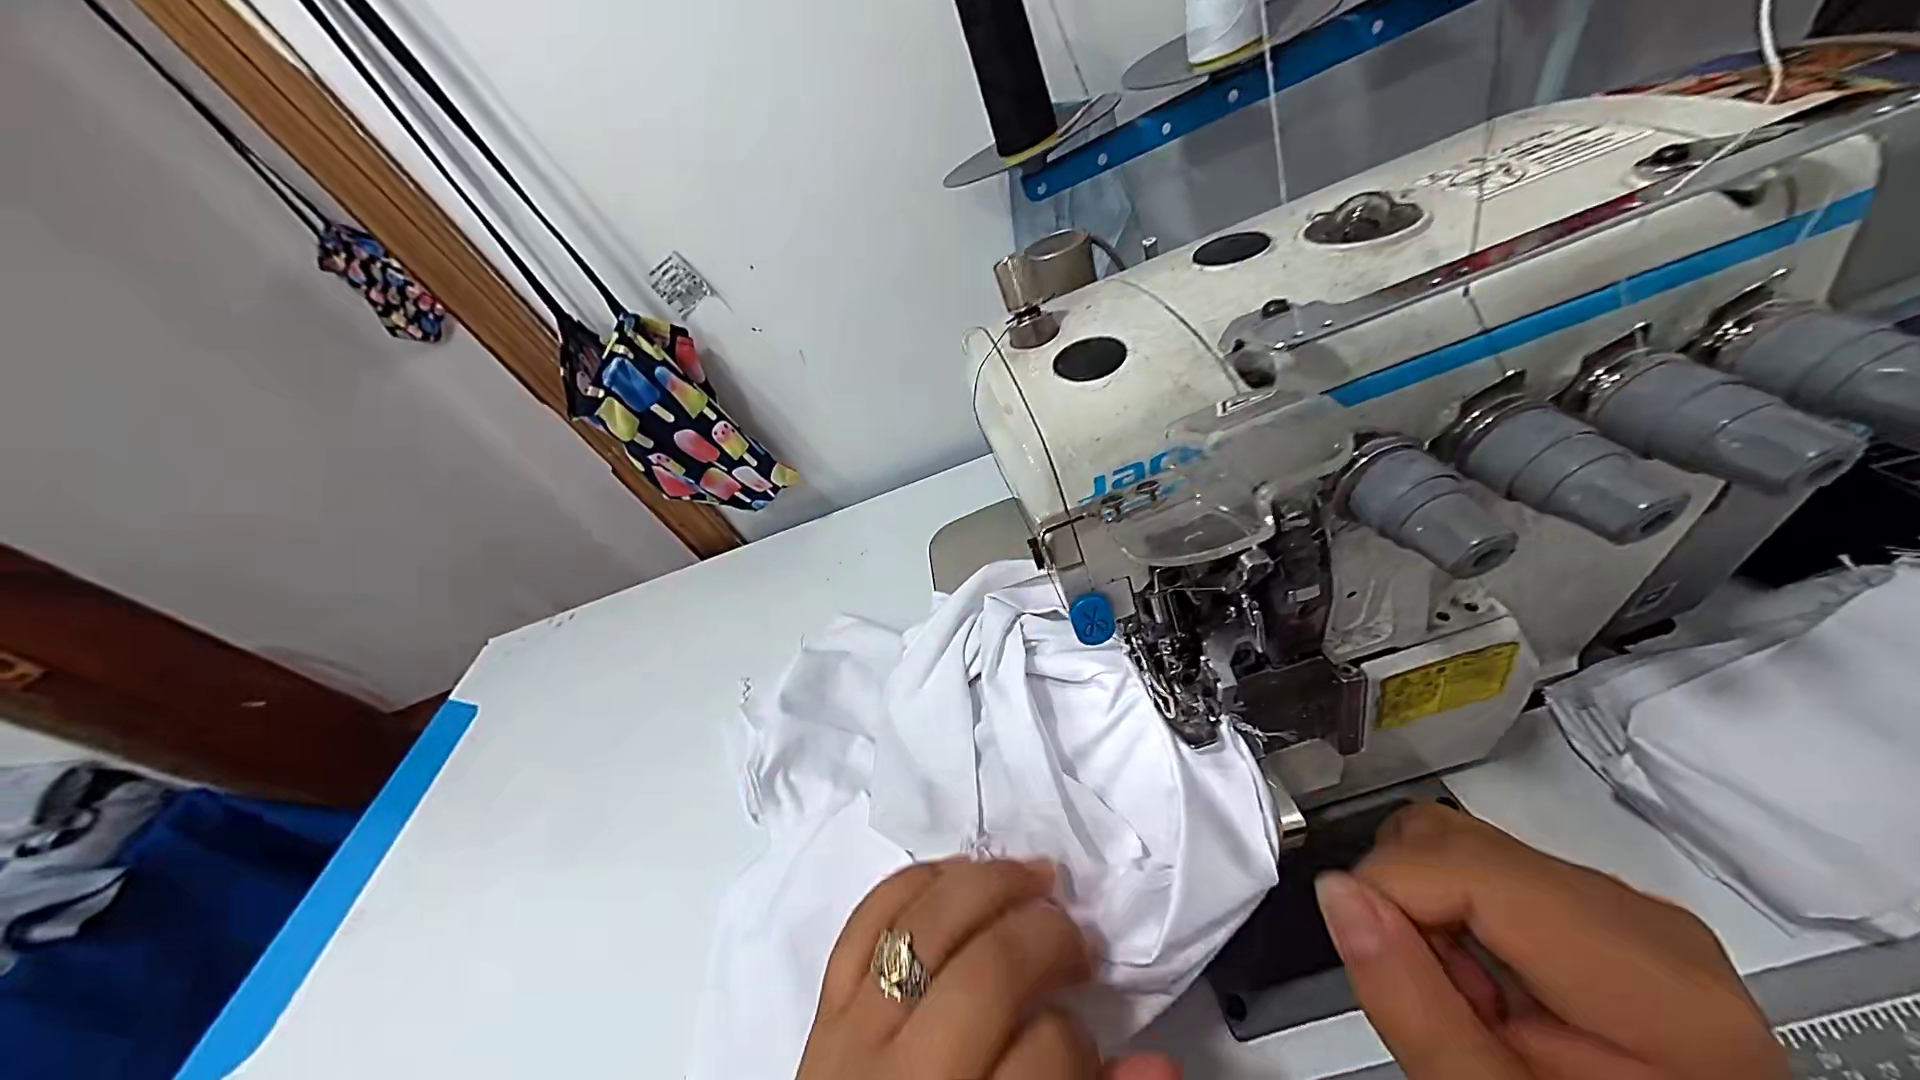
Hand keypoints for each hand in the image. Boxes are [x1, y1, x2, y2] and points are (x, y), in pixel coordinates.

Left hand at [797, 858, 1180, 1079]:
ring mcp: (853, 1035)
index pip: (1046, 1055)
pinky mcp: (823, 1008)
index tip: (1085, 1028)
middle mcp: (907, 1076)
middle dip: (1047, 936)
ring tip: (1035, 877)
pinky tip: (958, 873)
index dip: (1080, 1036)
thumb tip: (1162, 1061)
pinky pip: (865, 922)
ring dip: (989, 884)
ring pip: (926, 926)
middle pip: (988, 973)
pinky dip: (915, 882)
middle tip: (1078, 938)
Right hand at [1317, 803, 1786, 1079]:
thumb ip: (1410, 1001)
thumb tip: (1339, 893)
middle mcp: (1643, 923)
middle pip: (1451, 838)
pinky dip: (1455, 917)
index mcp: (1642, 976)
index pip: (1451, 860)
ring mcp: (1627, 914)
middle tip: (1430, 991)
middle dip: (1404, 902)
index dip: (1383, 896)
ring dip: (1425, 910)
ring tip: (1466, 999)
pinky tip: (1489, 988)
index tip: (1376, 958)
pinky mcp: (1605, 915)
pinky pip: (1485, 868)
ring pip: (1459, 844)